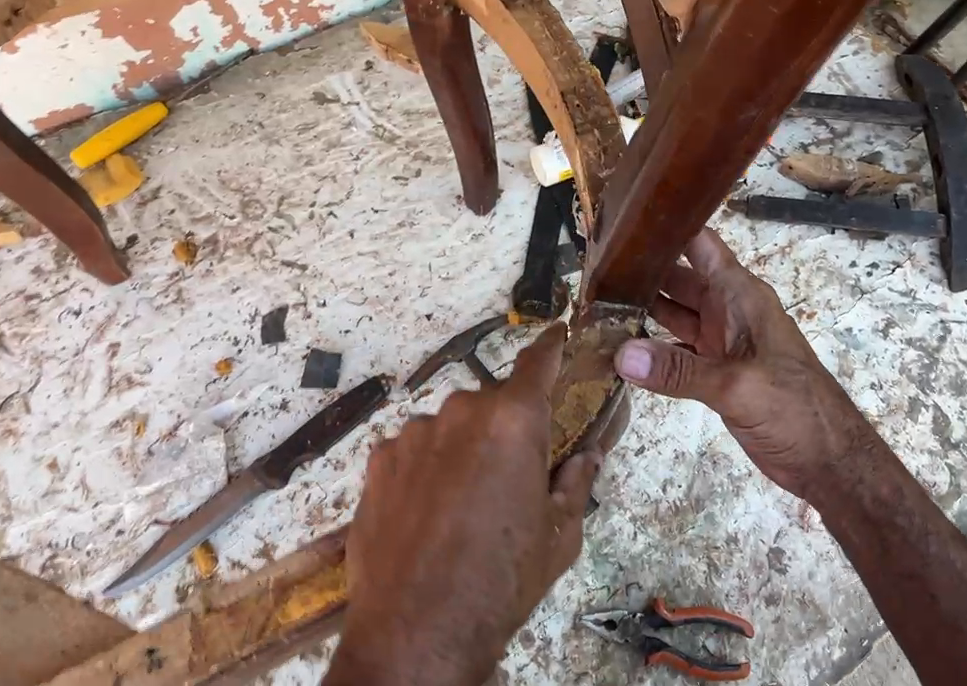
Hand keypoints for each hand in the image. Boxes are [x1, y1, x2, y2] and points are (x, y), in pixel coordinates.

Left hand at [327, 325, 601, 685]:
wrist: (416, 632)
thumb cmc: (501, 582)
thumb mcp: (558, 537)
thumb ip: (576, 482)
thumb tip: (589, 455)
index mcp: (514, 420)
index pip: (538, 361)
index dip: (552, 345)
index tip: (559, 334)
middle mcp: (462, 411)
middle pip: (492, 402)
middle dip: (504, 427)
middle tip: (508, 476)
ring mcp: (414, 433)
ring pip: (450, 426)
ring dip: (461, 449)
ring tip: (461, 504)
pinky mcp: (378, 460)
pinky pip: (413, 449)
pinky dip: (424, 467)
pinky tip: (426, 511)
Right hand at [613, 228, 873, 501]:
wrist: (829, 462)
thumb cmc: (794, 408)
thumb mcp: (736, 386)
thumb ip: (678, 371)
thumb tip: (620, 355)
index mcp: (740, 295)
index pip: (699, 244)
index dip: (666, 228)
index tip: (620, 223)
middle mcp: (727, 309)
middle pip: (677, 277)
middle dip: (639, 271)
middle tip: (589, 270)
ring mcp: (721, 341)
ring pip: (673, 313)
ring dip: (641, 310)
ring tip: (593, 304)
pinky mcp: (715, 372)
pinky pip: (676, 350)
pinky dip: (651, 349)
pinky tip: (619, 350)